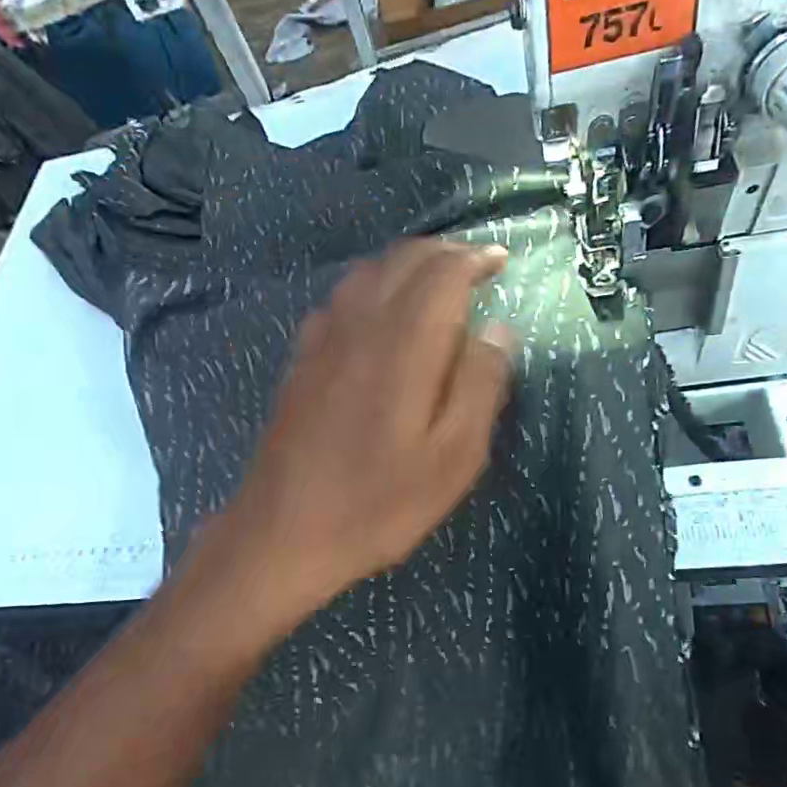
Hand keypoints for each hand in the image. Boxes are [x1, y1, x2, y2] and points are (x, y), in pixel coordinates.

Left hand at [180, 240, 514, 634]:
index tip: (501, 261)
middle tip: (477, 265)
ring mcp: (322, 340)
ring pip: (367, 273)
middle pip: (402, 261)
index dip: (475, 259)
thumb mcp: (454, 458)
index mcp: (403, 345)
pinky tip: (382, 313)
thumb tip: (499, 329)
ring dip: (408, 264)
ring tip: (438, 280)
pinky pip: (340, 299)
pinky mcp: (302, 360)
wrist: (284, 534)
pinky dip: (373, 286)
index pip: (443, 274)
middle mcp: (359, 326)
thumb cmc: (380, 503)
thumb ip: (481, 386)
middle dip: (445, 252)